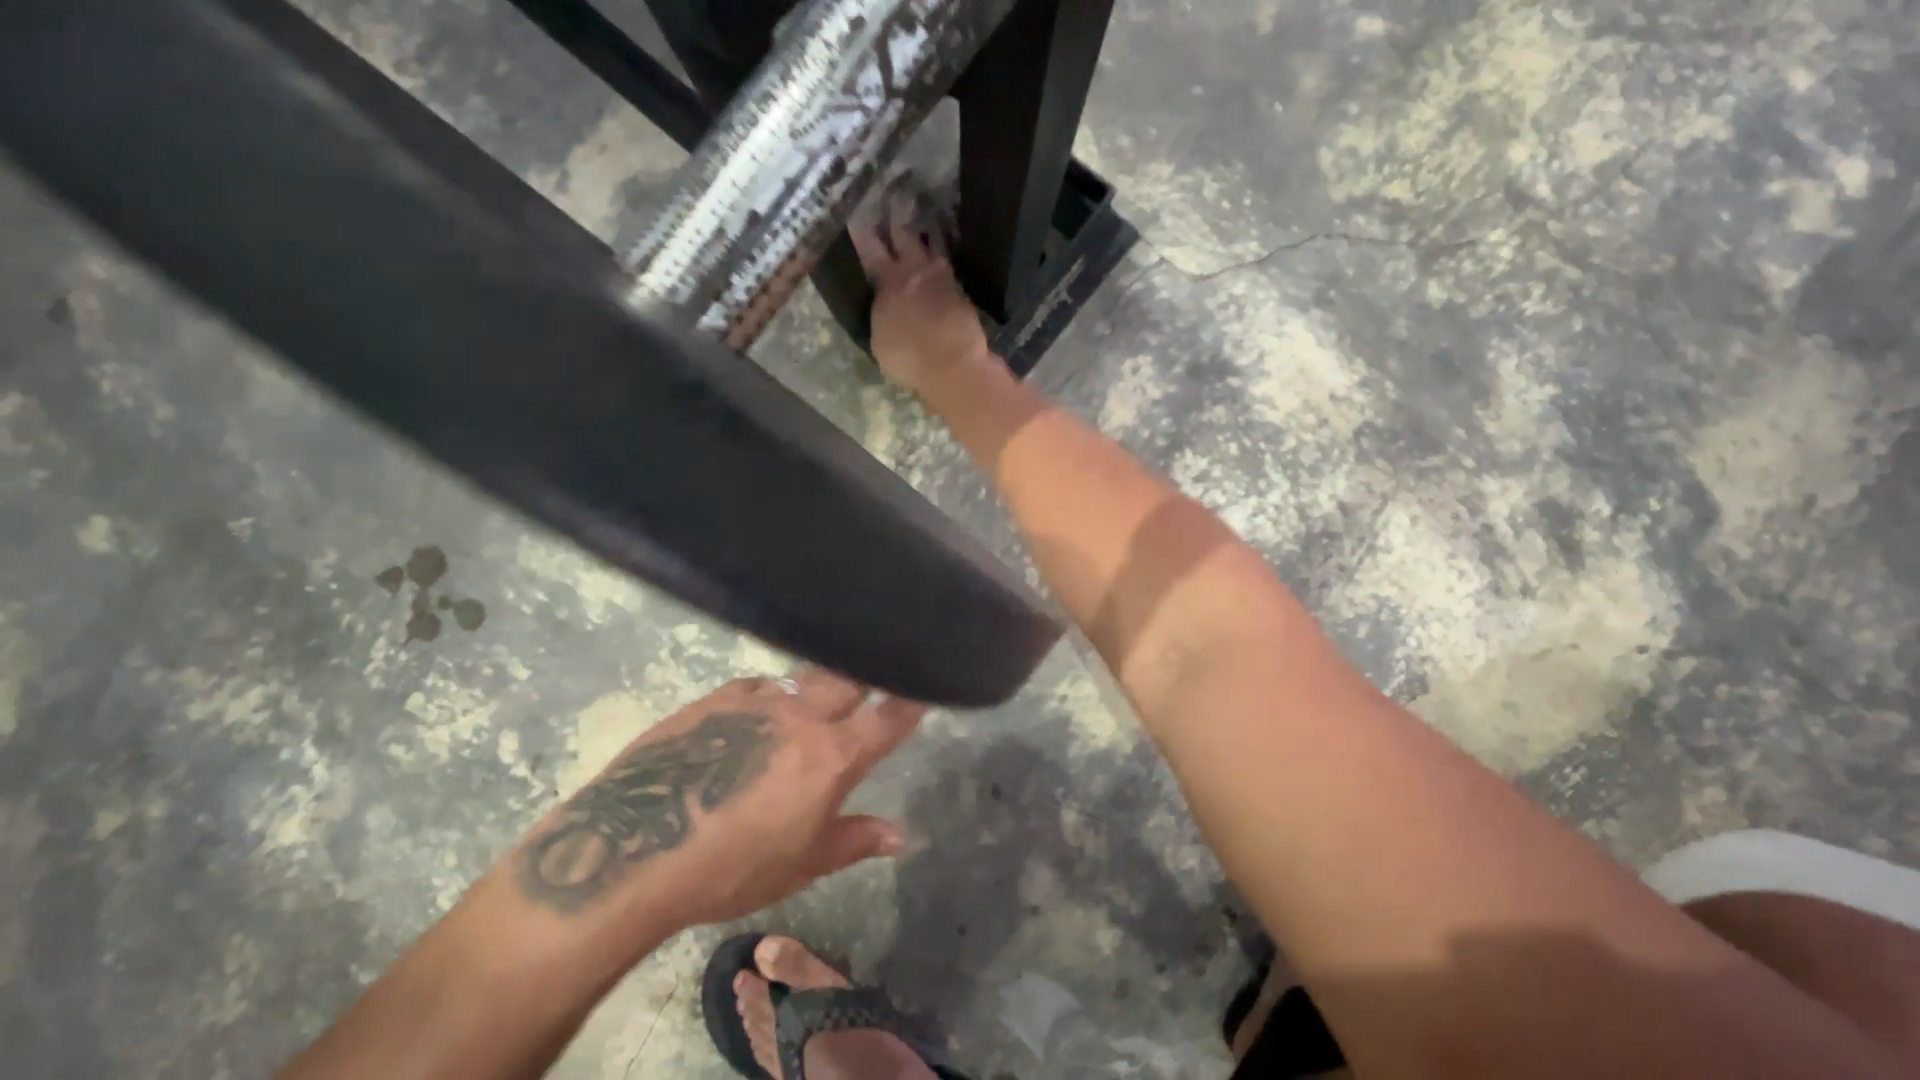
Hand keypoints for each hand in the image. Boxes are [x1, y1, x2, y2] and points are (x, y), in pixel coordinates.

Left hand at [510, 671, 924, 933]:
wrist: (633, 849)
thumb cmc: (732, 869)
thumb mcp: (803, 865)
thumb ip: (855, 839)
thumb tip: (903, 834)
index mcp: (831, 756)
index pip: (885, 719)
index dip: (908, 704)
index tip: (923, 690)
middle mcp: (798, 716)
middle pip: (845, 680)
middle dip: (865, 680)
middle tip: (872, 683)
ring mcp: (751, 702)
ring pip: (799, 678)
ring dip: (816, 686)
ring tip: (818, 696)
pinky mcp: (709, 700)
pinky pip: (756, 686)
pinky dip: (771, 694)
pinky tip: (760, 712)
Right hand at [852, 192, 995, 396]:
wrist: (952, 364)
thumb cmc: (908, 360)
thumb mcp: (880, 341)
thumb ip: (881, 315)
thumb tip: (883, 303)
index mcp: (886, 285)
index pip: (870, 250)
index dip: (862, 231)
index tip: (857, 212)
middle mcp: (912, 272)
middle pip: (902, 236)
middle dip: (896, 214)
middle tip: (895, 192)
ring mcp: (939, 276)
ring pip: (930, 241)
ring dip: (925, 223)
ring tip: (923, 204)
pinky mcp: (960, 286)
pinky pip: (948, 256)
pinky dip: (944, 244)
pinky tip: (943, 236)